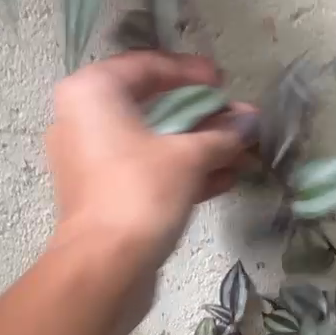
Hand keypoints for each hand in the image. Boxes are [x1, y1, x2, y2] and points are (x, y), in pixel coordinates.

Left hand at [46, 52, 254, 265]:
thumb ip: (222, 135)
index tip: (225, 83)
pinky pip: (146, 171)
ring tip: (240, 155)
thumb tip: (251, 121)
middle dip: (201, 118)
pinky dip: (180, 172)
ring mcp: (91, 161)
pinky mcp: (104, 195)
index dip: (191, 73)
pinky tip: (222, 179)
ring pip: (153, 144)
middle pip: (152, 108)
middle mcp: (83, 119)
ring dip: (198, 149)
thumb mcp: (188, 158)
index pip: (148, 66)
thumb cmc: (140, 195)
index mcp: (92, 92)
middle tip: (238, 124)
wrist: (105, 267)